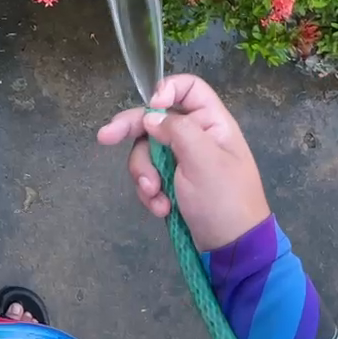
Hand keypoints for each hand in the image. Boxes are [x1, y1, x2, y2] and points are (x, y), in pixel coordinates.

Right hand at [96, 74, 271, 249]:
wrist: (233, 250)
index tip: (151, 106)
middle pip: (154, 119)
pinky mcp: (171, 182)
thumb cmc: (225, 200)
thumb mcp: (204, 160)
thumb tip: (150, 117)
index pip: (188, 88)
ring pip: (146, 150)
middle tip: (104, 137)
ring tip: (156, 195)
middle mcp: (195, 135)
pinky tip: (161, 209)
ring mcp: (181, 159)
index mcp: (211, 123)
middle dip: (131, 131)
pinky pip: (148, 175)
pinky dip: (150, 192)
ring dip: (144, 174)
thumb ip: (176, 131)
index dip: (167, 90)